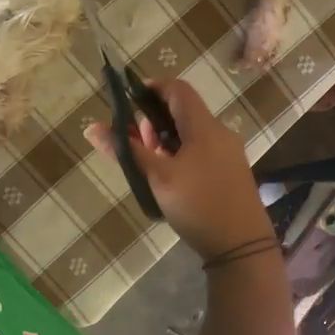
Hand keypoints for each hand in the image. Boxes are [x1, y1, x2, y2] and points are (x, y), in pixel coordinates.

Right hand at [84, 80, 272, 261]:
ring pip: (191, 133)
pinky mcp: (230, 172)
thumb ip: (127, 150)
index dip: (152, 87)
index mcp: (204, 127)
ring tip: (146, 160)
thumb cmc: (197, 204)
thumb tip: (92, 128)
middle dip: (153, 118)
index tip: (129, 98)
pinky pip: (200, 150)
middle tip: (133, 139)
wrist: (242, 247)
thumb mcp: (156, 177)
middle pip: (183, 111)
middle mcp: (219, 133)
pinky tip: (166, 174)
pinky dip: (179, 152)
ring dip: (165, 138)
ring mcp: (228, 153)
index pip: (178, 90)